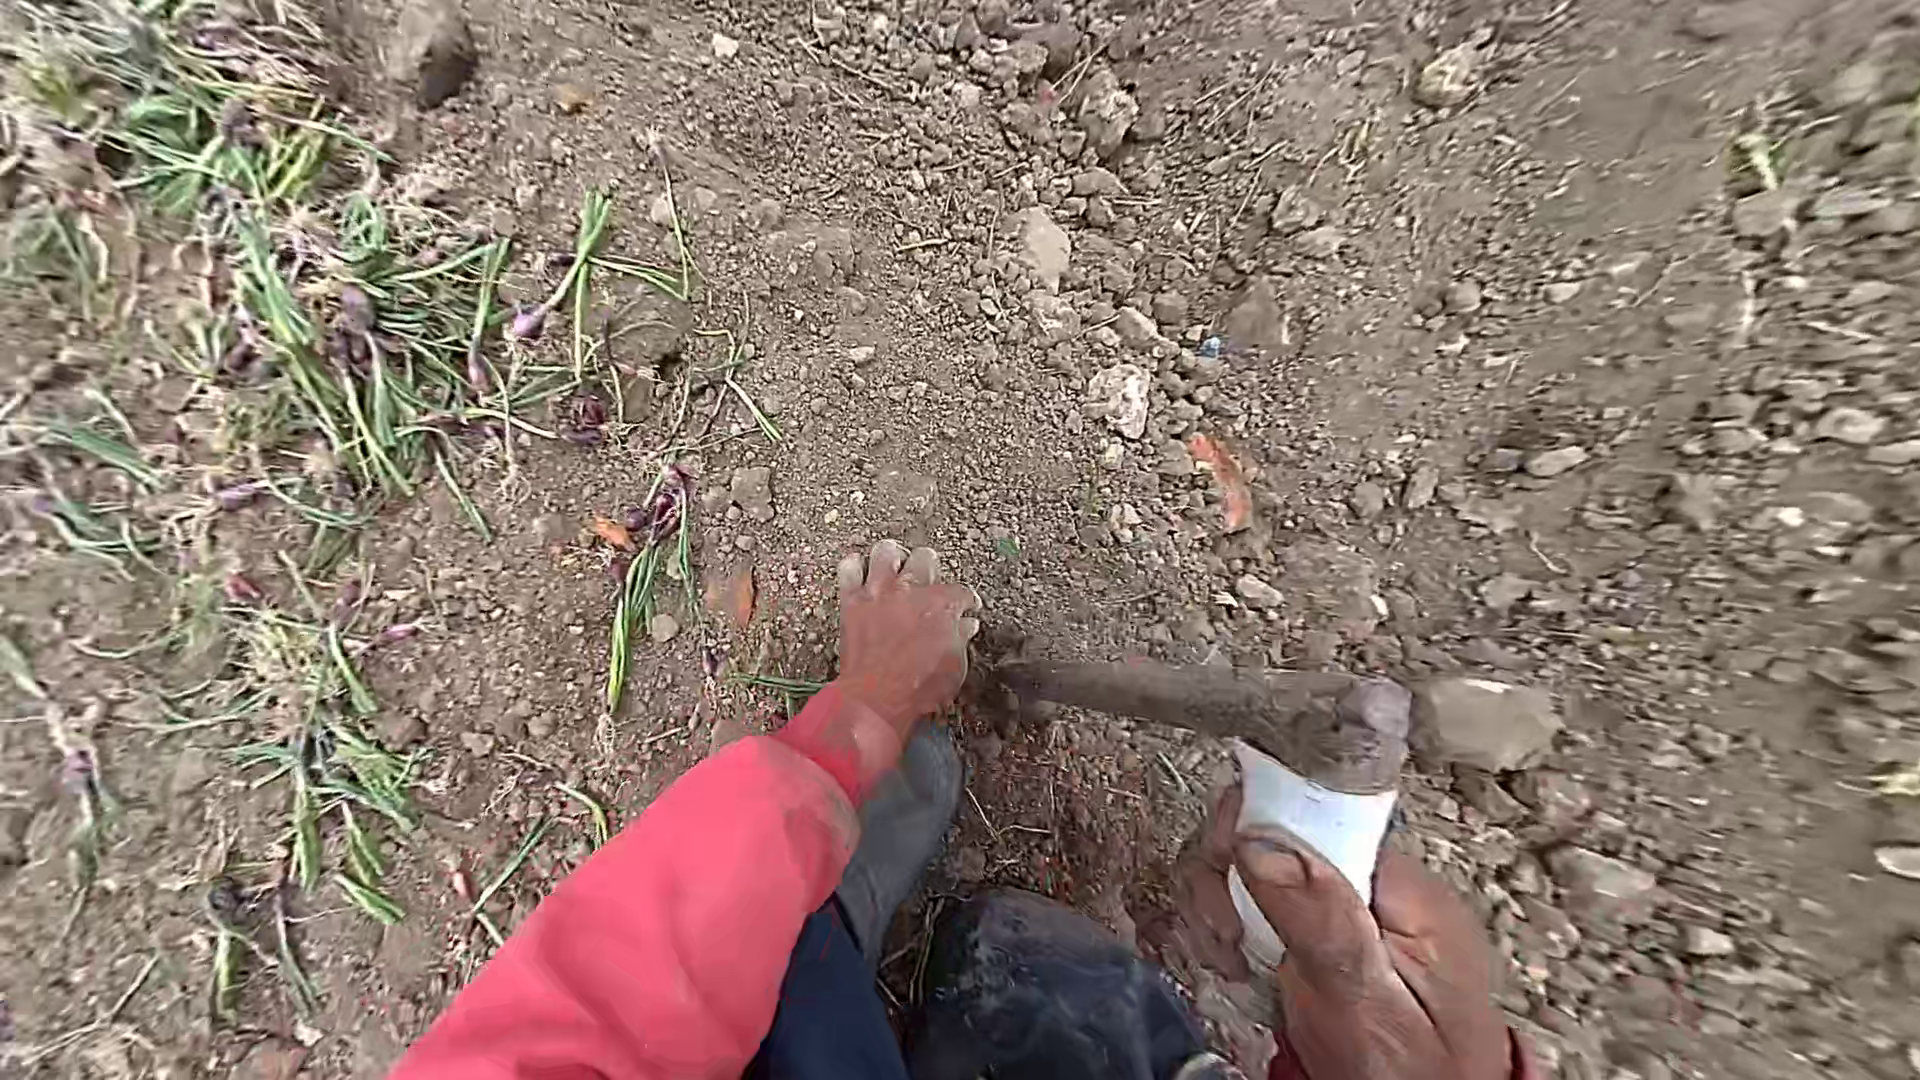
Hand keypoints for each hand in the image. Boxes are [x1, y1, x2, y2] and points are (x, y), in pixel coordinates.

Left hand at [834, 540, 979, 739]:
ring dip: (893, 557)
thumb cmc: (918, 686)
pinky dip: (854, 567)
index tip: (966, 607)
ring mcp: (879, 592)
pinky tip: (860, 572)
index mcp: (941, 605)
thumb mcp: (955, 666)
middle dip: (930, 566)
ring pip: (886, 551)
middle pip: (925, 558)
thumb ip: (961, 639)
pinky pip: (848, 569)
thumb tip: (966, 625)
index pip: (961, 591)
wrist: (876, 697)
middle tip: (928, 577)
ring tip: (895, 564)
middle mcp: (911, 590)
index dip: (966, 600)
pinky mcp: (853, 601)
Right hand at [1175, 784, 1512, 1079]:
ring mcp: (1325, 892)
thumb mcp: (1372, 1009)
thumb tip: (1262, 843)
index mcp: (1398, 885)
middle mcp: (1359, 874)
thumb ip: (1326, 928)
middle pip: (1264, 823)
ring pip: (1238, 850)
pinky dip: (1214, 912)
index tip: (1226, 868)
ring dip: (1213, 896)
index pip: (1312, 807)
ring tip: (1225, 950)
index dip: (1253, 824)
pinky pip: (1235, 881)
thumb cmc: (1406, 1078)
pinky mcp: (1297, 910)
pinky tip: (1226, 951)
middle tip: (1225, 926)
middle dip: (1225, 870)